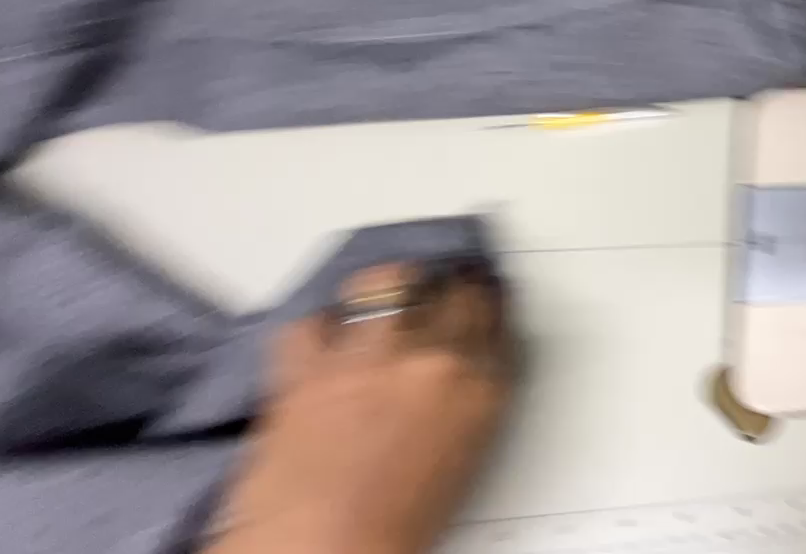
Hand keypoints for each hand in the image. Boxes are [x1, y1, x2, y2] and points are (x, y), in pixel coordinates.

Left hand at [207, 263, 515, 553]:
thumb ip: (470, 391)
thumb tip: (459, 359)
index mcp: (484, 384)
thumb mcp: (465, 446)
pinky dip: (315, 331)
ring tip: (381, 298)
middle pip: (454, 289)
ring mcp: (373, 360)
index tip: (475, 291)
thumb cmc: (400, 522)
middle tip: (436, 287)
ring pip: (389, 283)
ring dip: (387, 289)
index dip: (484, 295)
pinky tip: (322, 342)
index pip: (496, 311)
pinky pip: (310, 326)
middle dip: (446, 285)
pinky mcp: (309, 373)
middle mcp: (437, 359)